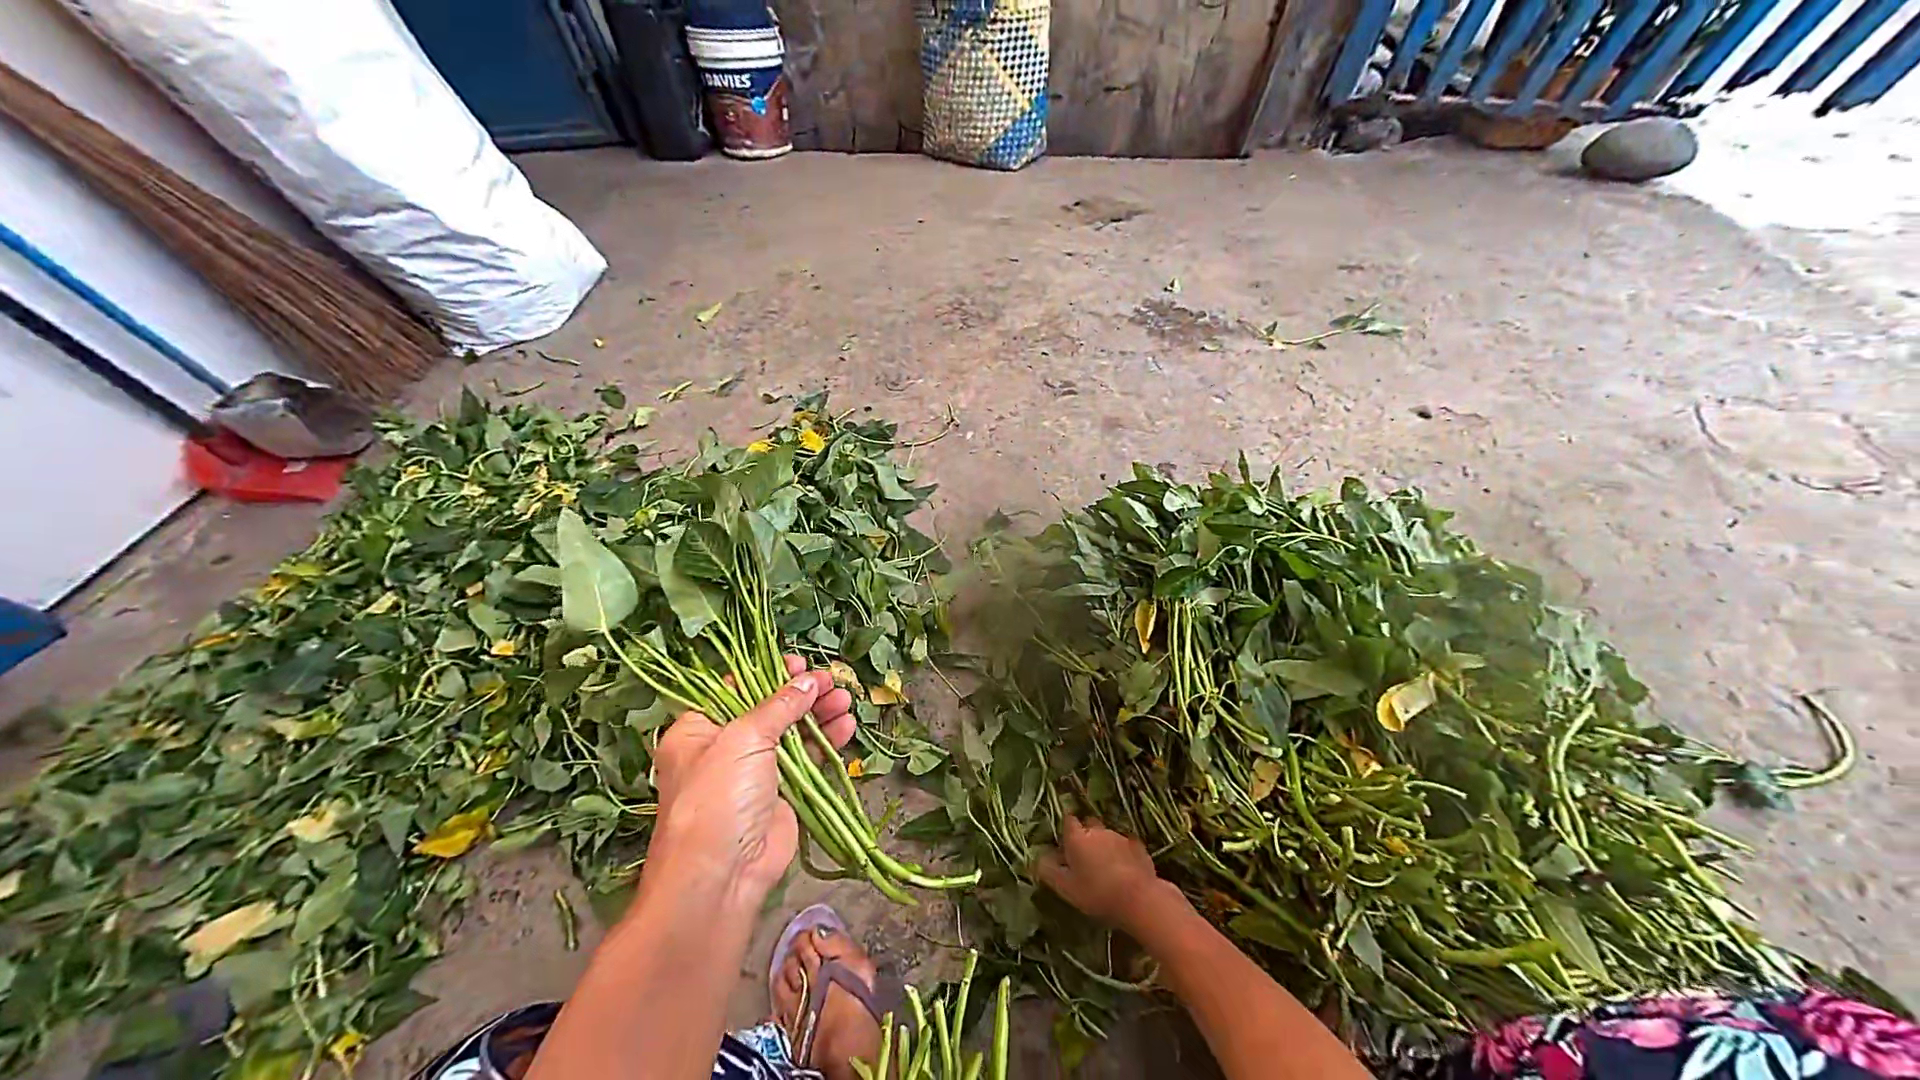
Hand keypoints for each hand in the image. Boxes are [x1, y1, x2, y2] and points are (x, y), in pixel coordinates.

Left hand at [649, 655, 855, 902]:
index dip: (768, 674)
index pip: (735, 689)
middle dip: (802, 694)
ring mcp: (755, 773)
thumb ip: (779, 705)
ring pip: (793, 734)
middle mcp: (725, 748)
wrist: (722, 874)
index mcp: (699, 730)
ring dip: (819, 715)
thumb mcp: (743, 738)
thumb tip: (807, 679)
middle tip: (831, 680)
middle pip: (770, 709)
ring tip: (844, 700)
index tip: (798, 662)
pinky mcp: (782, 795)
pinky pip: (808, 761)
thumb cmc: (718, 797)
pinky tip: (846, 728)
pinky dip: (827, 743)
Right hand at [1035, 816, 1183, 931]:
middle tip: (1084, 855)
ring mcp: (1120, 836)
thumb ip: (1049, 871)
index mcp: (1077, 837)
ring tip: (1105, 866)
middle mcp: (1097, 831)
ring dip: (1104, 845)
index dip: (1066, 829)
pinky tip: (1125, 868)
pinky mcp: (1139, 847)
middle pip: (1089, 825)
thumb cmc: (1096, 893)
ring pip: (1108, 835)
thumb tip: (1036, 859)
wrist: (1138, 898)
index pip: (1068, 821)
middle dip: (1085, 835)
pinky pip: (1126, 845)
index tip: (1065, 840)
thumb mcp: (1066, 888)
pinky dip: (1123, 852)